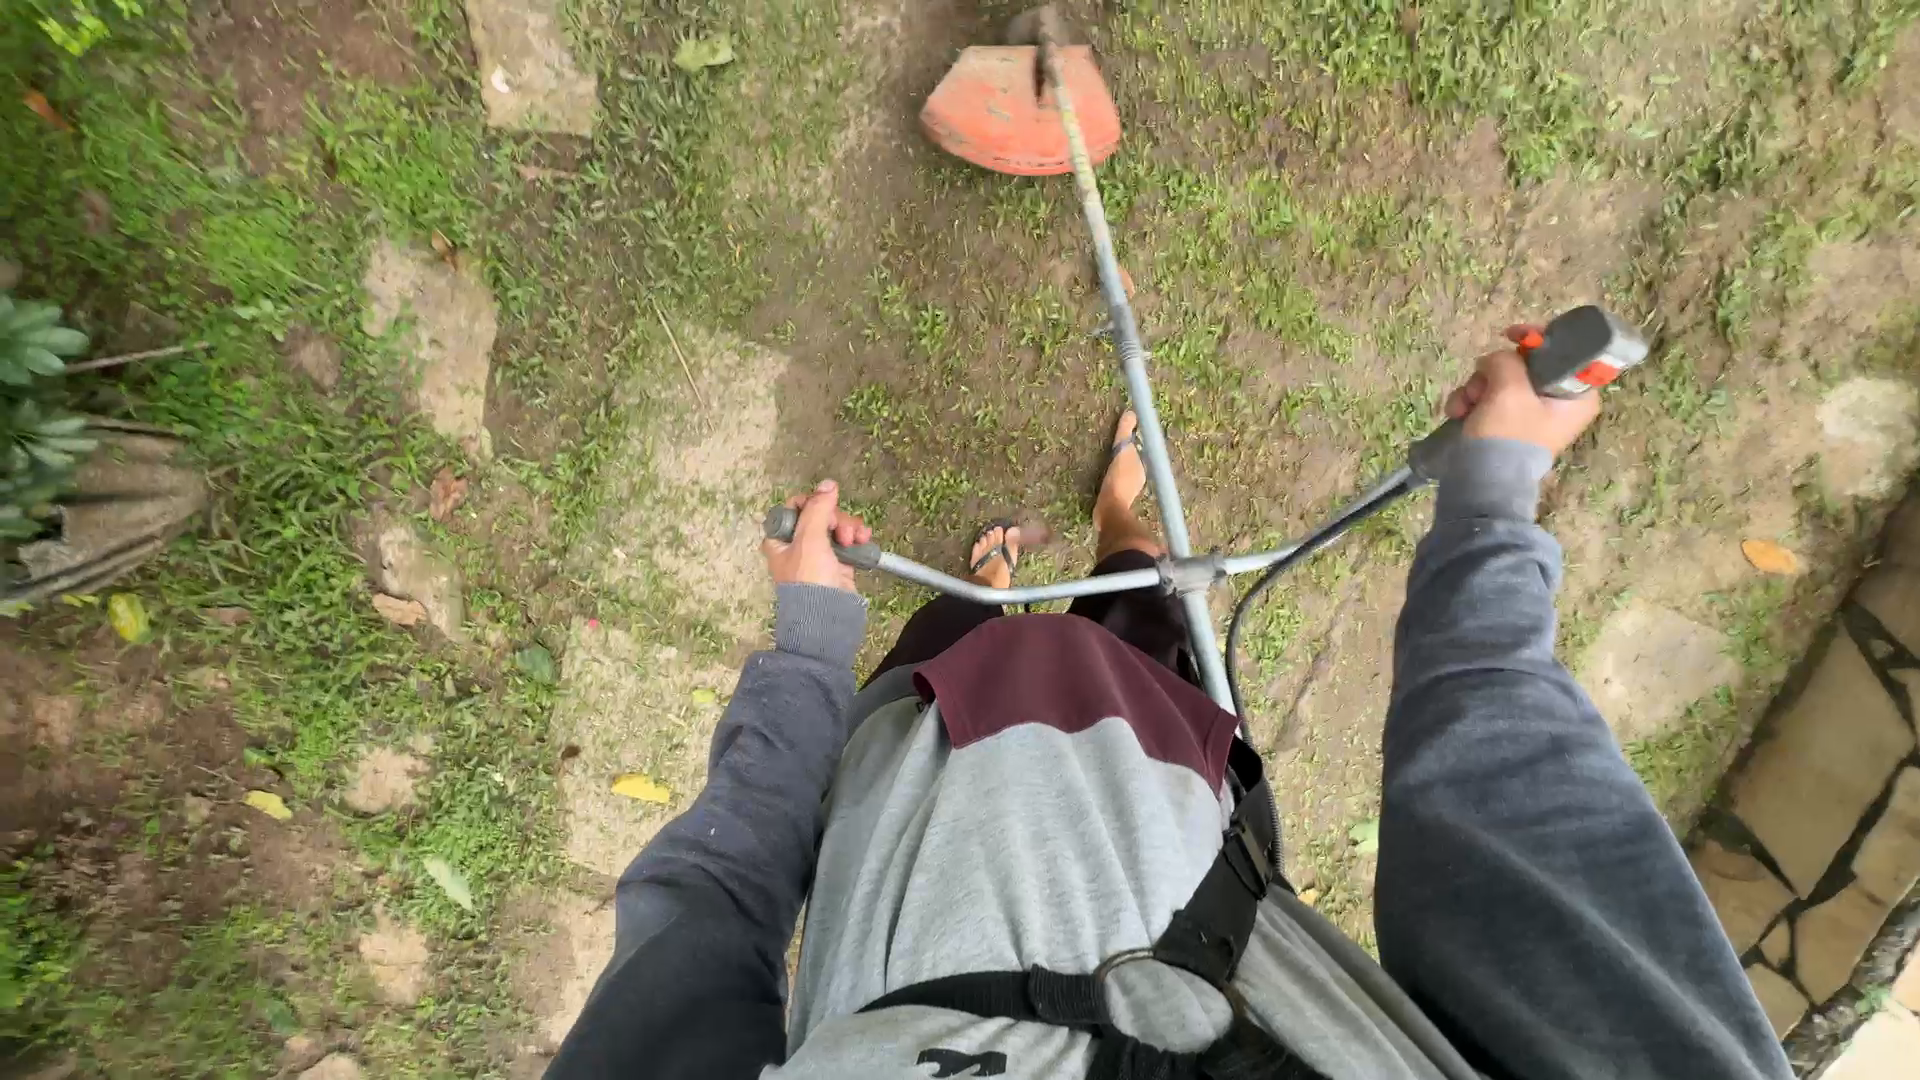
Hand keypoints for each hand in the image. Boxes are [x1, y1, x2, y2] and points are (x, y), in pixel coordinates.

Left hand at [760, 479, 870, 591]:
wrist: (827, 615)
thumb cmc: (810, 578)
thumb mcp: (809, 539)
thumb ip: (818, 509)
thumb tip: (828, 484)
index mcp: (780, 537)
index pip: (796, 507)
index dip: (813, 504)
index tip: (824, 512)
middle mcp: (797, 543)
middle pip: (819, 514)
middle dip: (836, 518)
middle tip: (842, 532)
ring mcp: (818, 553)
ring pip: (836, 526)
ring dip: (849, 527)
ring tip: (856, 539)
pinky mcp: (837, 562)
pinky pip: (847, 540)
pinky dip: (856, 538)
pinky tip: (864, 541)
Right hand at [1443, 324, 1601, 456]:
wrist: (1482, 482)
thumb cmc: (1506, 435)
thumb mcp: (1508, 391)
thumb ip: (1505, 362)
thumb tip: (1494, 359)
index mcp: (1577, 395)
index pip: (1564, 352)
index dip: (1537, 339)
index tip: (1511, 334)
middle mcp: (1557, 403)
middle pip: (1523, 367)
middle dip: (1492, 374)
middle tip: (1478, 387)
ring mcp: (1529, 415)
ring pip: (1498, 383)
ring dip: (1474, 389)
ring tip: (1463, 407)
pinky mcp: (1504, 425)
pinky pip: (1486, 400)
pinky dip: (1468, 404)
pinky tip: (1457, 414)